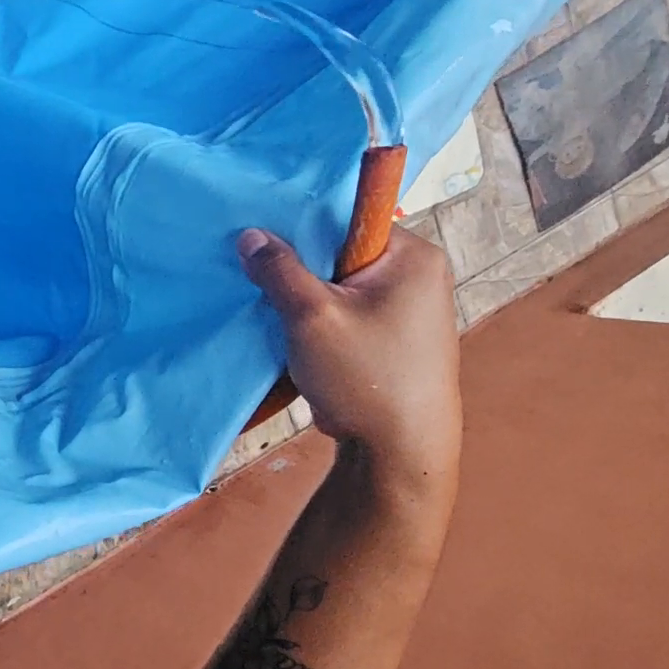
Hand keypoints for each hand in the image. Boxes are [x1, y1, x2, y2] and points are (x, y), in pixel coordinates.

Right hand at [238, 225, 461, 475]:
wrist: (398, 447)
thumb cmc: (363, 374)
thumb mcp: (310, 317)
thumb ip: (278, 270)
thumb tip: (250, 234)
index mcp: (413, 257)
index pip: (349, 221)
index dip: (302, 230)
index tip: (262, 245)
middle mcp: (418, 274)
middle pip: (340, 253)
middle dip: (298, 267)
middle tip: (258, 280)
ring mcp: (407, 307)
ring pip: (338, 284)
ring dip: (303, 297)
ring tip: (272, 310)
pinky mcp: (392, 335)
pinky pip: (344, 309)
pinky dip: (315, 318)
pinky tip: (291, 332)